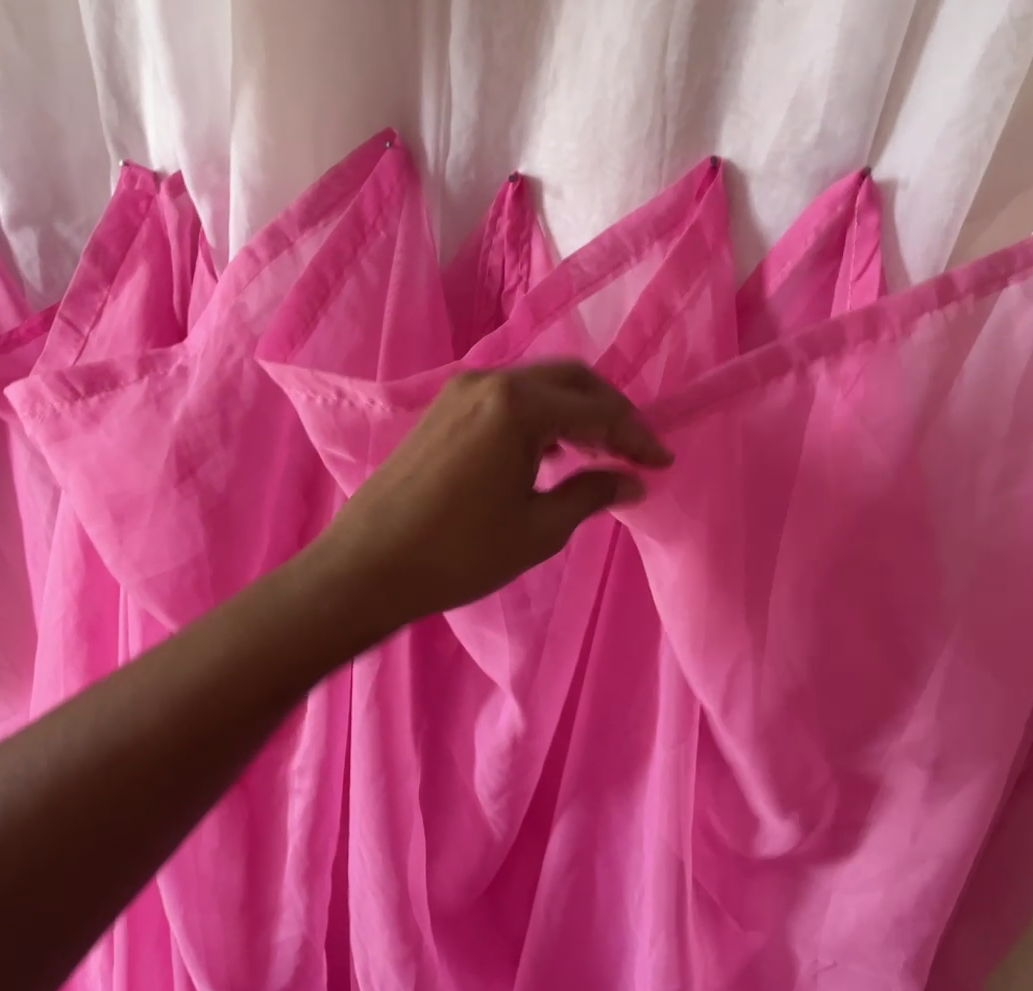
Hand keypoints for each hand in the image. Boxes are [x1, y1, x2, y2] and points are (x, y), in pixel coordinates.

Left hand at [313, 361, 672, 626]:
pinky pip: (508, 399)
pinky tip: (551, 452)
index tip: (663, 464)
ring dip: (575, 412)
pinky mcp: (443, 409)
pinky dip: (540, 417)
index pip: (598, 411)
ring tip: (599, 453)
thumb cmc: (461, 553)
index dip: (637, 437)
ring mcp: (461, 391)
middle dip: (611, 412)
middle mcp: (491, 382)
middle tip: (636, 451)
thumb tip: (632, 482)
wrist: (369, 566)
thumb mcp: (539, 528)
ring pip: (538, 386)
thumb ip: (592, 494)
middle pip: (571, 381)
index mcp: (519, 406)